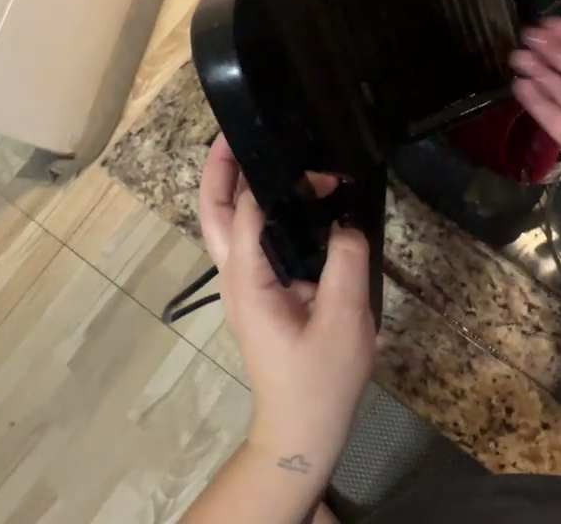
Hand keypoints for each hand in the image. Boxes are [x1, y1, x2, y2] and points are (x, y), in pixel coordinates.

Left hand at [198, 135, 375, 478]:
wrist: (302, 428)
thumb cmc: (319, 379)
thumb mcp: (343, 320)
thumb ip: (346, 262)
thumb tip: (347, 223)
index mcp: (249, 282)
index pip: (246, 214)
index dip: (274, 180)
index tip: (309, 161)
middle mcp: (238, 278)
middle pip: (213, 214)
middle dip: (219, 170)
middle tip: (236, 132)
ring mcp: (247, 285)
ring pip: (226, 225)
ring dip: (235, 186)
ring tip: (262, 152)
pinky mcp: (263, 291)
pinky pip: (252, 239)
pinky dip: (259, 208)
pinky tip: (291, 198)